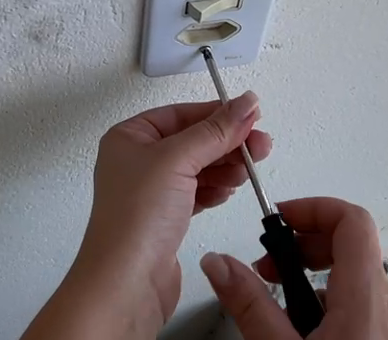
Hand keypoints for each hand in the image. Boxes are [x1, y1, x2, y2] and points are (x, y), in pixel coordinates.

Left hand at [21, 93, 271, 339]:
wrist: (127, 284)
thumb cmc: (136, 218)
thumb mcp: (178, 159)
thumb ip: (216, 131)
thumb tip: (244, 103)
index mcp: (130, 137)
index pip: (180, 113)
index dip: (216, 113)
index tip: (249, 114)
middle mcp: (137, 161)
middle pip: (192, 140)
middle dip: (226, 142)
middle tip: (260, 144)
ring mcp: (151, 192)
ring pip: (197, 167)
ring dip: (224, 165)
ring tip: (248, 168)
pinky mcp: (165, 219)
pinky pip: (196, 193)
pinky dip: (215, 188)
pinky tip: (229, 188)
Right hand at [200, 197, 387, 339]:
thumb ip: (250, 305)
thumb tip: (218, 263)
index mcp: (365, 301)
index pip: (351, 220)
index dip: (313, 207)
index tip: (279, 220)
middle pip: (353, 243)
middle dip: (306, 241)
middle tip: (270, 263)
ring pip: (358, 276)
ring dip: (316, 272)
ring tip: (280, 301)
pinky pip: (365, 305)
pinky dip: (332, 299)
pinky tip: (305, 331)